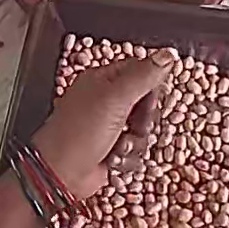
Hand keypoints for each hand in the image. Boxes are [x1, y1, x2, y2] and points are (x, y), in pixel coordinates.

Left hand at [29, 51, 175, 199]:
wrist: (60, 173)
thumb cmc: (80, 132)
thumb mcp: (115, 97)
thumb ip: (143, 75)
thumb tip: (168, 54)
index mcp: (103, 80)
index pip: (141, 71)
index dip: (151, 86)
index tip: (148, 98)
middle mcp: (106, 101)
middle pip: (147, 104)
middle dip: (144, 120)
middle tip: (132, 125)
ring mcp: (108, 127)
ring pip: (144, 131)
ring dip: (135, 143)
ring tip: (118, 147)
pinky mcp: (111, 150)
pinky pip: (136, 152)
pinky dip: (127, 159)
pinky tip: (112, 160)